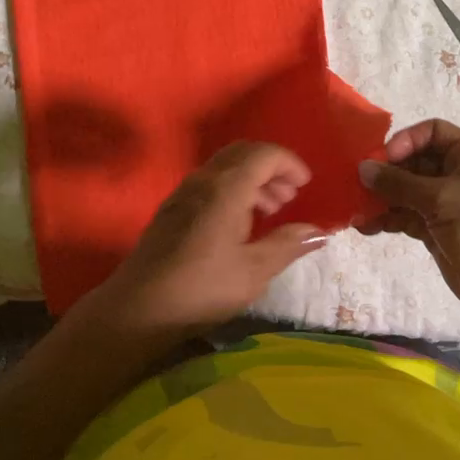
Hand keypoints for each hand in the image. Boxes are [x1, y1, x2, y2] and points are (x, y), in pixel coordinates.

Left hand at [80, 142, 327, 336]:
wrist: (140, 306)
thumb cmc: (202, 287)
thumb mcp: (254, 271)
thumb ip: (287, 245)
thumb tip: (319, 231)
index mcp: (227, 186)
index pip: (263, 154)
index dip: (289, 162)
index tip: (306, 184)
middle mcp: (204, 179)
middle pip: (243, 153)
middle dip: (271, 167)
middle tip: (291, 195)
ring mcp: (184, 191)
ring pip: (225, 167)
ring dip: (252, 178)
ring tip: (271, 209)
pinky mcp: (172, 207)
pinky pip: (210, 181)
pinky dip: (232, 188)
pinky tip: (240, 222)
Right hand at [358, 119, 459, 324]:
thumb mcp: (441, 199)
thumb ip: (399, 182)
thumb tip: (363, 168)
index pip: (434, 132)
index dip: (408, 139)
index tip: (385, 157)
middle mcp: (459, 176)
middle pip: (416, 161)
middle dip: (388, 170)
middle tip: (359, 181)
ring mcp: (447, 205)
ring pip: (408, 190)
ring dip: (382, 197)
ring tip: (357, 206)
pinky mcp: (436, 230)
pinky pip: (406, 216)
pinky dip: (387, 218)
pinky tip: (365, 226)